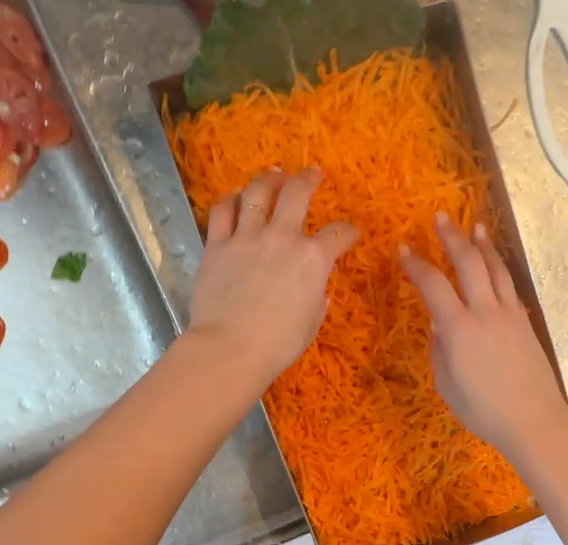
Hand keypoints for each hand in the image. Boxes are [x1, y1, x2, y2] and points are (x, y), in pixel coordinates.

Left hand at [187, 168, 358, 380]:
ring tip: (274, 175)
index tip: (350, 234)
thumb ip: (316, 299)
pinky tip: (236, 199)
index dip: (348, 232)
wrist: (230, 348)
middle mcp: (282, 237)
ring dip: (269, 179)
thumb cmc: (278, 344)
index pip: (338, 235)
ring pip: (258, 192)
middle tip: (312, 174)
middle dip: (308, 179)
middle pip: (297, 193)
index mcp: (313, 259)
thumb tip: (316, 289)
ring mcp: (247, 237)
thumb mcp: (311, 323)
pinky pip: (223, 211)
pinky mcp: (217, 245)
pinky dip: (232, 201)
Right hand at [399, 215, 567, 458]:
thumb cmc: (483, 411)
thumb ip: (440, 351)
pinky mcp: (525, 324)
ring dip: (483, 246)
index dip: (416, 265)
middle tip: (440, 219)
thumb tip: (439, 324)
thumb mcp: (447, 386)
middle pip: (468, 263)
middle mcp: (485, 312)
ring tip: (475, 228)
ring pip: (496, 269)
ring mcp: (509, 315)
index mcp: (459, 329)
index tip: (404, 250)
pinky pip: (510, 288)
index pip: (433, 285)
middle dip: (452, 238)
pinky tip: (496, 268)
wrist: (533, 420)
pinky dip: (500, 271)